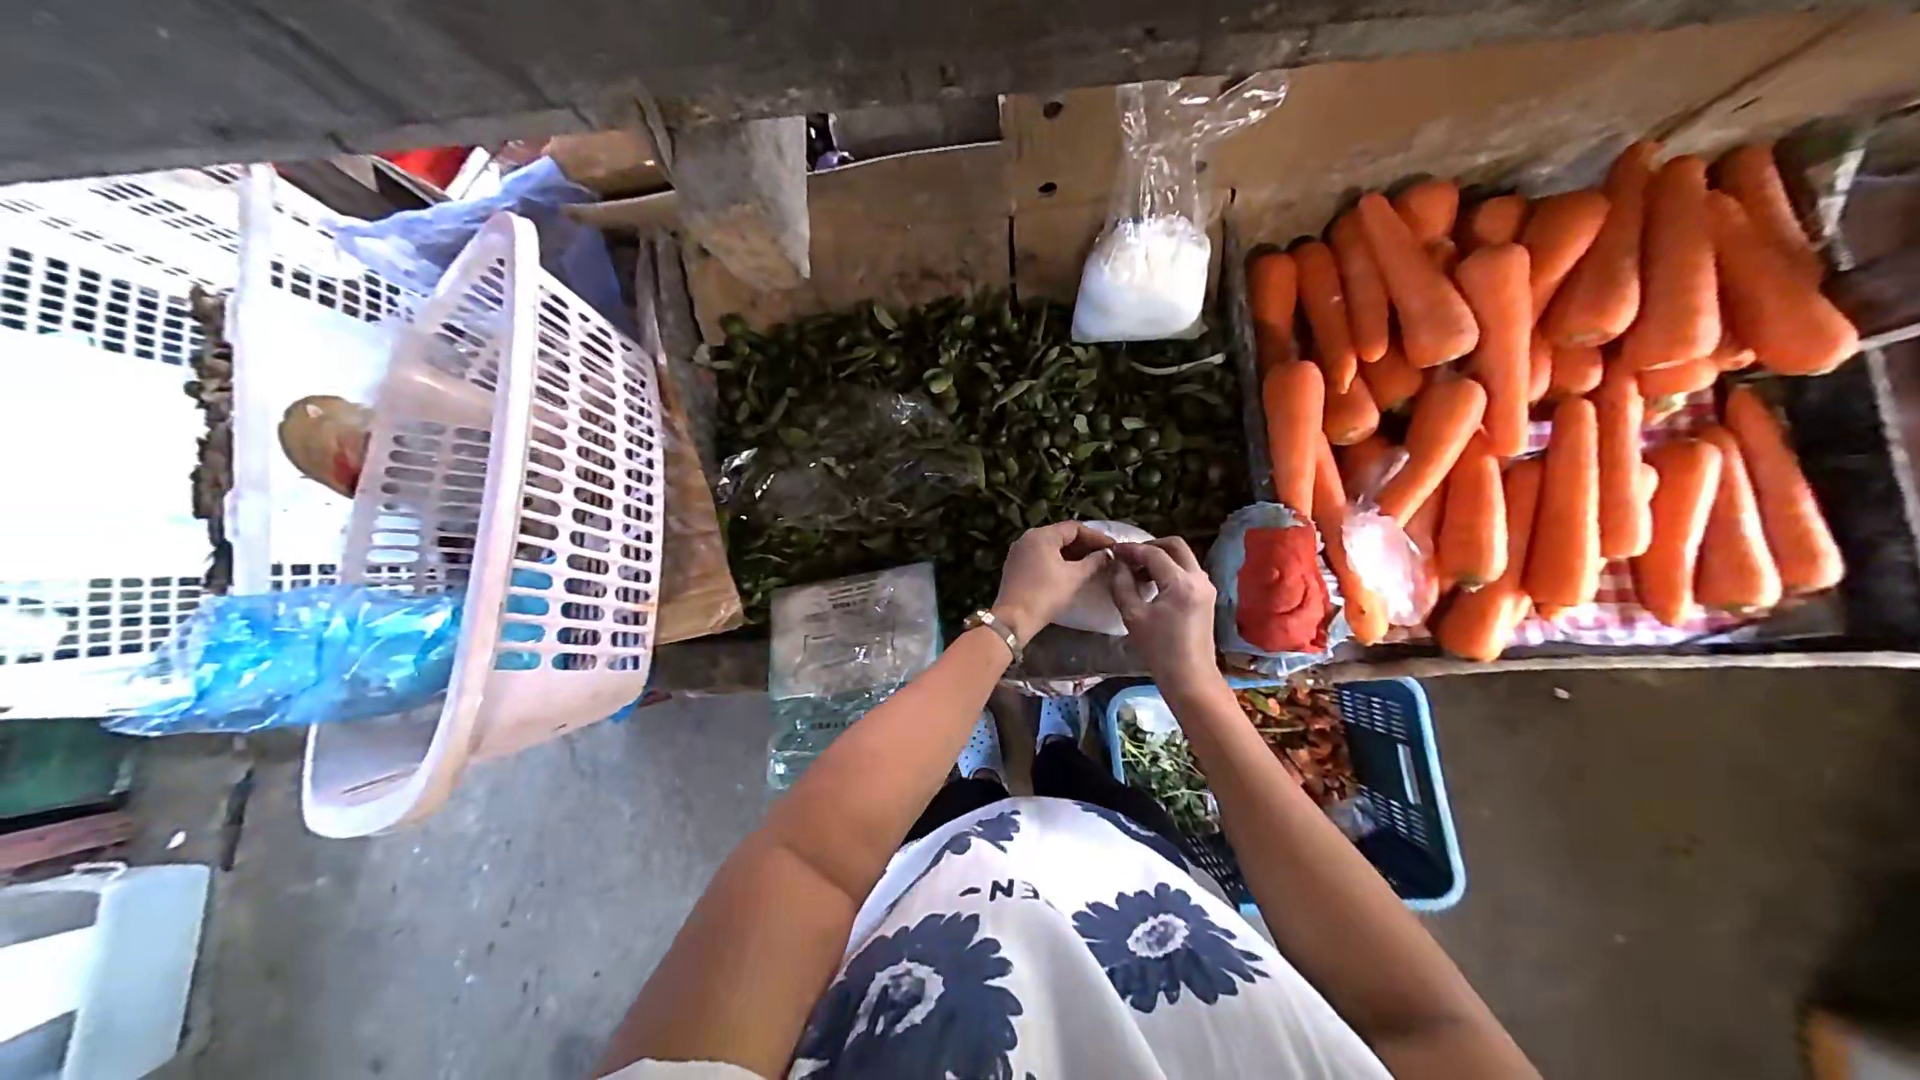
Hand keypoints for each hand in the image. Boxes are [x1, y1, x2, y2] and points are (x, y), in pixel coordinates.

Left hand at [992, 522, 1116, 645]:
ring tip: (1091, 564)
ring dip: (1072, 553)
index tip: (1112, 547)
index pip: (1074, 528)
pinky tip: (1070, 571)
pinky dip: (1057, 560)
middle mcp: (1027, 538)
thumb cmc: (1046, 594)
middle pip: (1061, 535)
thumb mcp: (1075, 577)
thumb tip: (1107, 554)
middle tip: (1104, 555)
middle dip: (1084, 545)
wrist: (1014, 619)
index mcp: (1042, 535)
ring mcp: (1019, 551)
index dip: (1096, 536)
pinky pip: (1041, 556)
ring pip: (1051, 546)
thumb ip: (1094, 562)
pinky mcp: (1015, 565)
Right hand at [1108, 538, 1219, 691]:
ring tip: (1138, 570)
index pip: (1154, 554)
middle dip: (1150, 546)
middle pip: (1175, 546)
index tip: (1114, 551)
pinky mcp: (1206, 596)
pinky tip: (1152, 582)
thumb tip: (1119, 565)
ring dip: (1161, 557)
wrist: (1189, 676)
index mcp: (1181, 583)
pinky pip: (1187, 570)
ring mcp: (1206, 587)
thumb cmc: (1159, 649)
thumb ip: (1122, 584)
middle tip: (1130, 556)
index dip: (1131, 549)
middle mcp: (1199, 579)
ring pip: (1183, 557)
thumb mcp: (1132, 615)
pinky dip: (1170, 568)